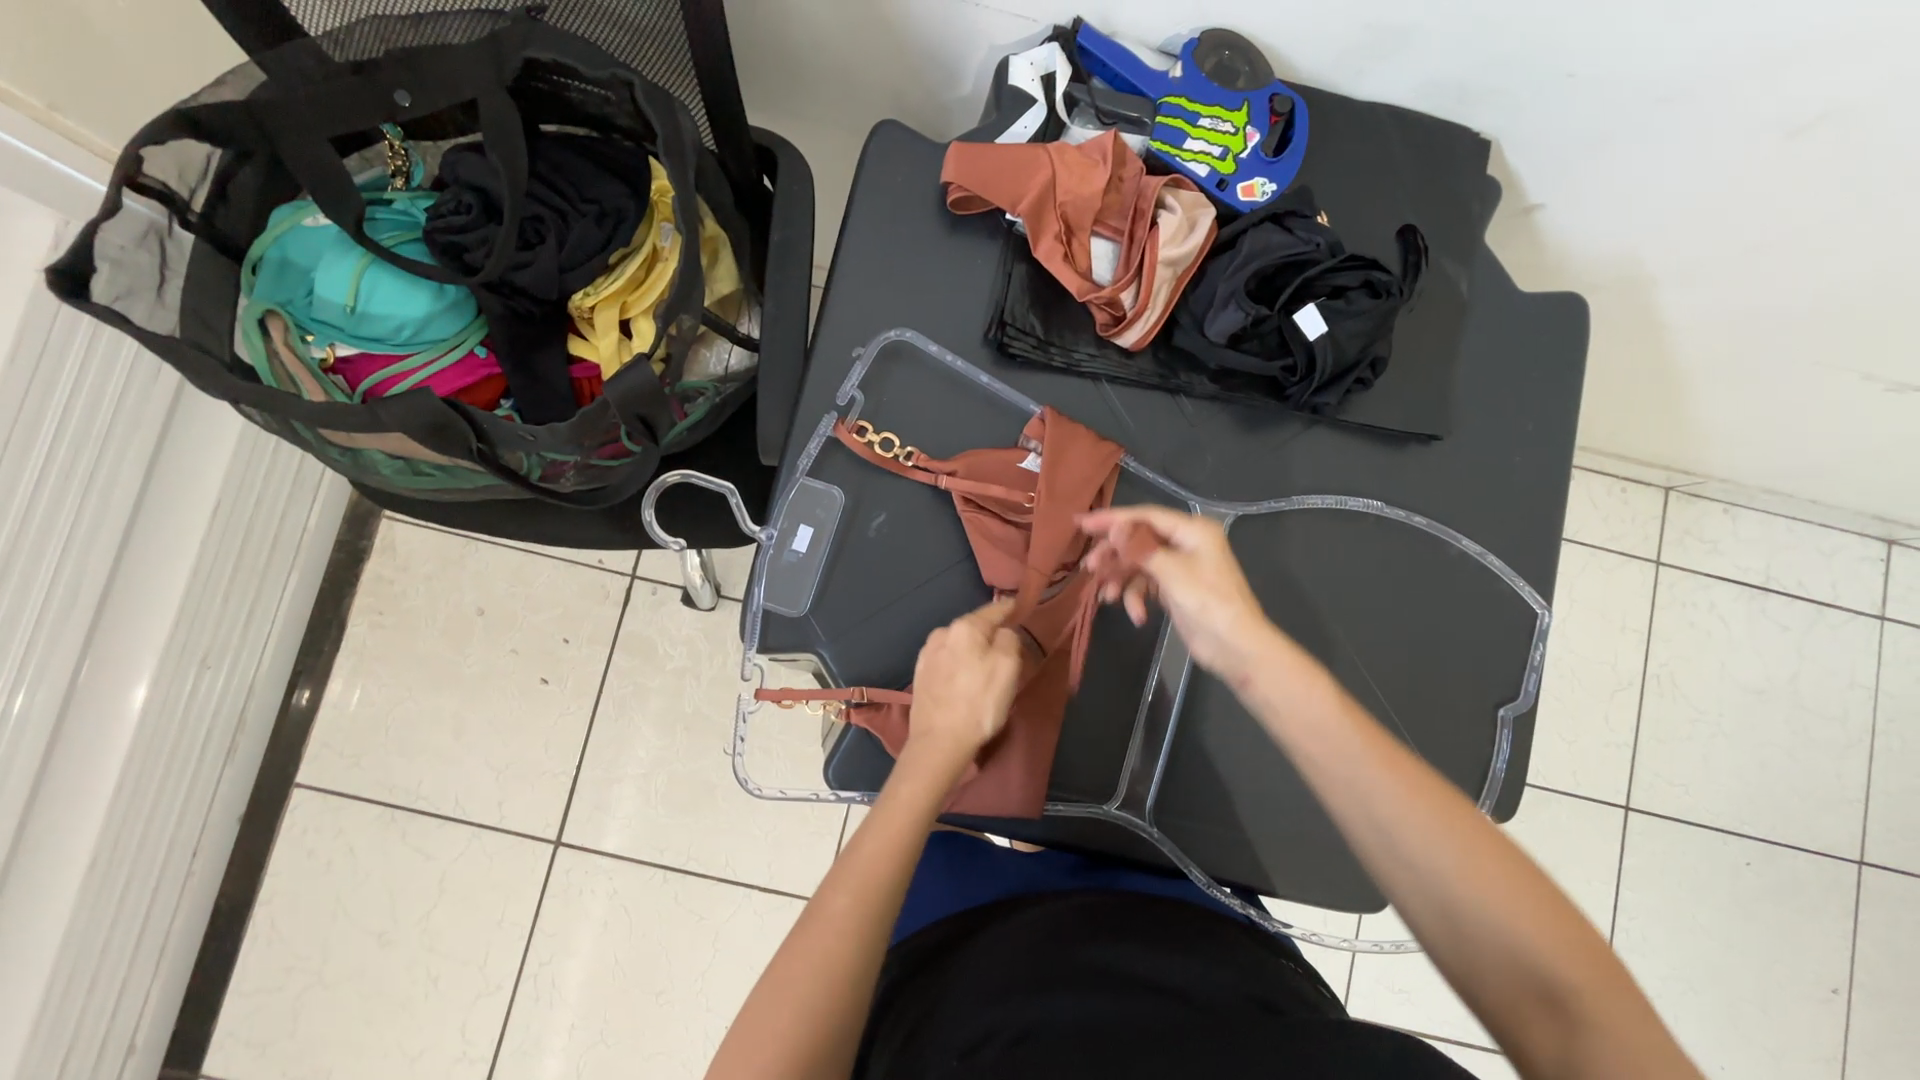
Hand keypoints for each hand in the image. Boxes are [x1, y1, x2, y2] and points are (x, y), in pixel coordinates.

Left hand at [900, 598, 1024, 778]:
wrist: (939, 742)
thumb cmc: (979, 702)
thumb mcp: (1008, 666)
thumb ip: (1009, 639)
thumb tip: (1003, 633)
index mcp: (964, 626)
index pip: (994, 610)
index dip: (1010, 608)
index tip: (1020, 606)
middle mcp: (941, 633)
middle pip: (975, 627)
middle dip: (991, 633)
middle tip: (1008, 646)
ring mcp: (927, 655)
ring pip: (960, 644)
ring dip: (973, 650)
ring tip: (987, 666)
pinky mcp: (920, 675)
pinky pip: (948, 661)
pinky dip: (960, 665)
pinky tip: (965, 679)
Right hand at [1079, 506, 1282, 682]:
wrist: (1235, 647)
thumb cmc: (1209, 603)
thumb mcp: (1172, 572)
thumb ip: (1140, 548)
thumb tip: (1114, 528)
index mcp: (1192, 530)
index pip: (1145, 516)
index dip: (1112, 519)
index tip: (1081, 524)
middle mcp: (1185, 542)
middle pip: (1138, 540)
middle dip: (1114, 556)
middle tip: (1089, 568)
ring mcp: (1179, 566)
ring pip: (1139, 564)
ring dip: (1122, 580)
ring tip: (1106, 597)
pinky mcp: (1174, 588)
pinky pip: (1146, 585)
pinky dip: (1137, 598)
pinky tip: (1137, 616)